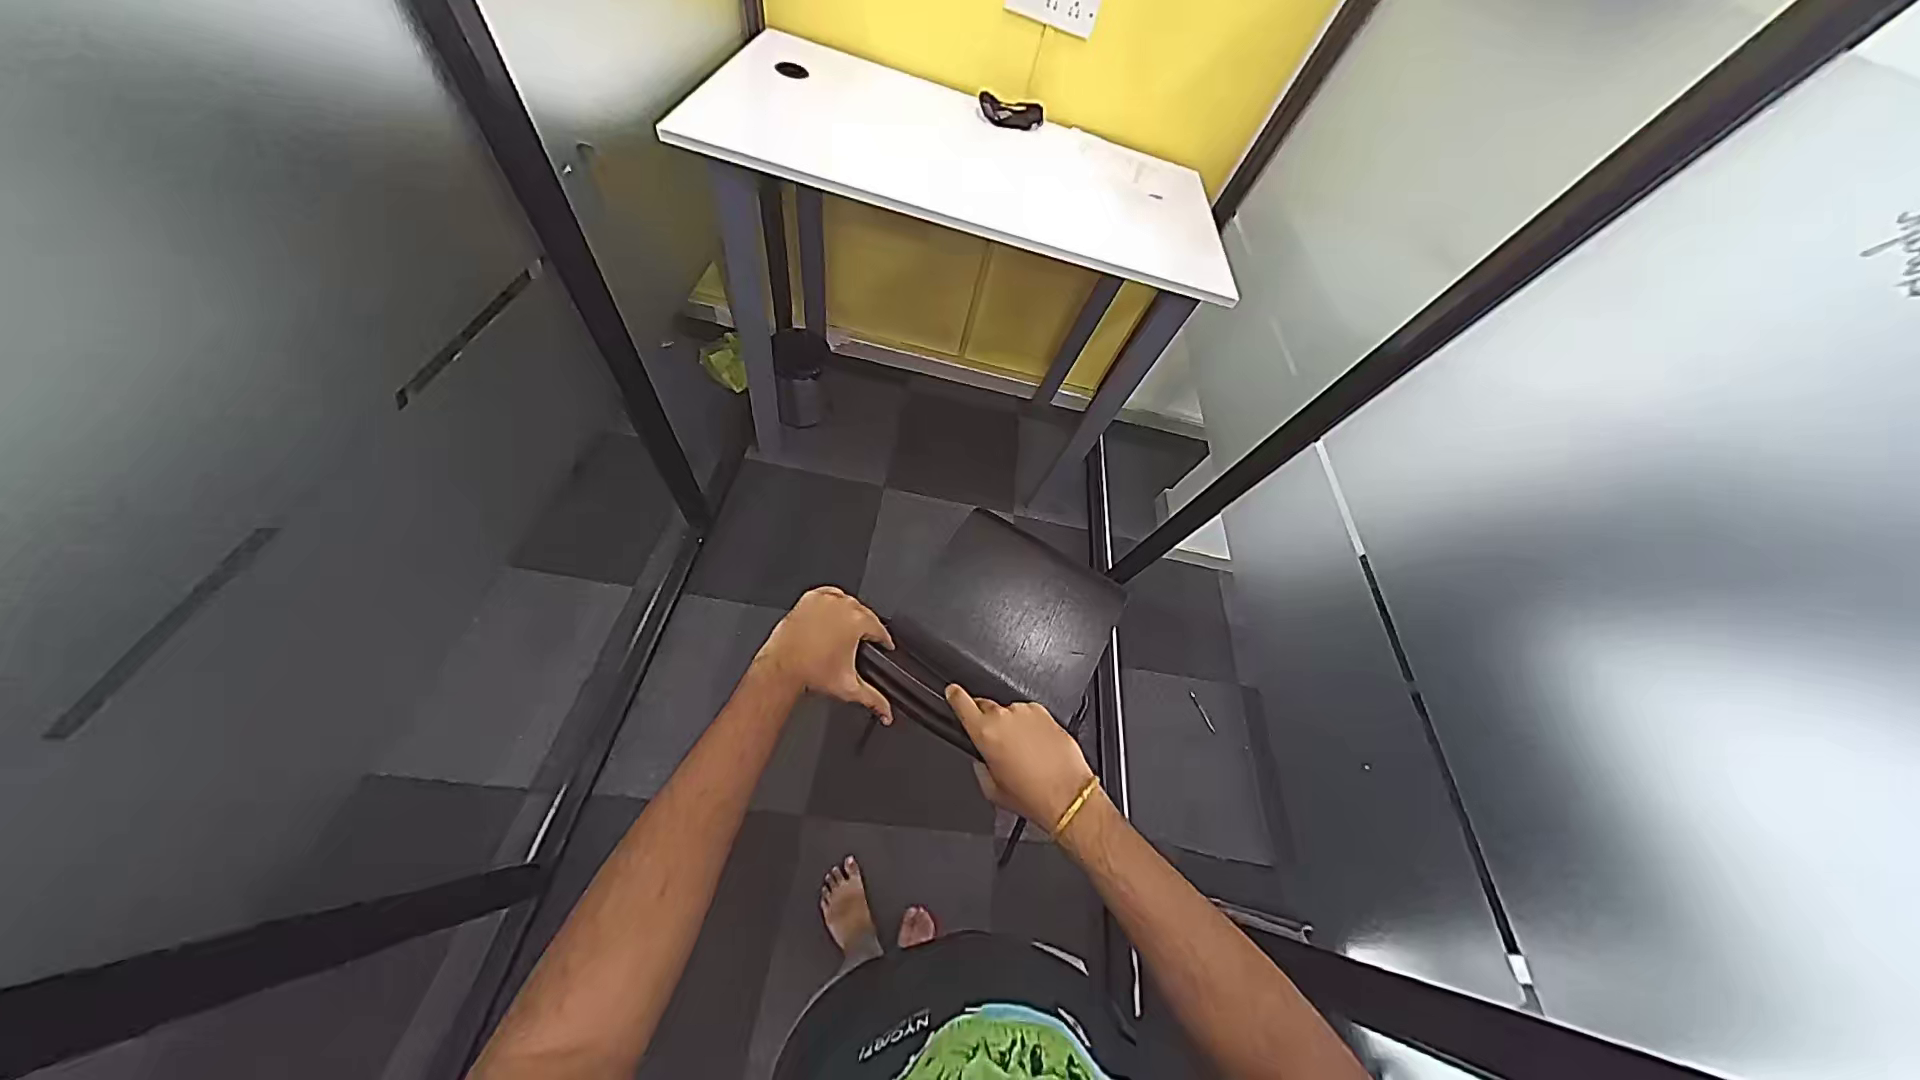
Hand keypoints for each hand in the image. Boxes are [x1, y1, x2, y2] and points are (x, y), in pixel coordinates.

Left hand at [755, 587, 894, 722]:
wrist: (780, 671)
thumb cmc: (810, 674)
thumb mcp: (850, 689)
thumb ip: (875, 699)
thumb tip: (886, 711)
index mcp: (857, 622)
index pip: (881, 629)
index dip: (885, 641)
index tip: (884, 646)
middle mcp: (841, 606)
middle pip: (865, 614)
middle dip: (867, 628)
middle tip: (865, 643)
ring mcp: (823, 601)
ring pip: (847, 603)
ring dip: (850, 615)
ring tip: (847, 631)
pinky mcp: (807, 600)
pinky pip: (827, 595)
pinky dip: (832, 603)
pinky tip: (831, 616)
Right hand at [944, 686, 1094, 832]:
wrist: (1068, 796)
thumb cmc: (1033, 796)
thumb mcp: (992, 789)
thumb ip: (980, 766)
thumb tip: (982, 759)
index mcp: (985, 733)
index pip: (962, 701)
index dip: (955, 695)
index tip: (953, 692)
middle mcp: (1005, 717)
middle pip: (986, 707)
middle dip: (988, 722)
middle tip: (999, 746)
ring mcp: (1027, 713)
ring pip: (1011, 713)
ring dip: (1012, 726)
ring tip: (1024, 753)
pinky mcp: (1047, 713)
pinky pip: (1031, 716)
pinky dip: (1031, 727)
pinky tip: (1037, 749)